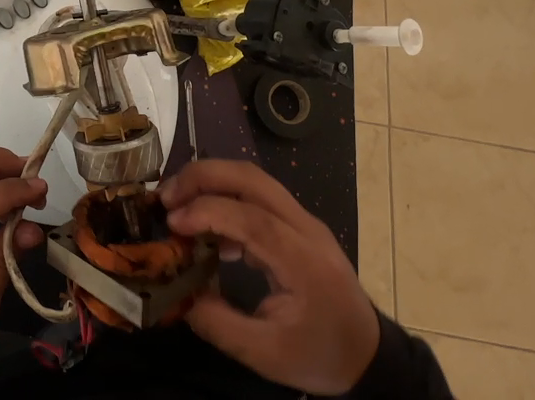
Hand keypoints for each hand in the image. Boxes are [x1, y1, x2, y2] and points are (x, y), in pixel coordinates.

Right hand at [159, 159, 380, 394]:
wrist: (368, 356)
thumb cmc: (319, 356)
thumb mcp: (265, 355)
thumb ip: (217, 323)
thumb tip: (176, 293)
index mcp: (304, 262)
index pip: (252, 218)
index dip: (207, 212)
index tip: (172, 223)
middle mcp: (306, 228)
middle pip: (251, 178)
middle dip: (202, 177)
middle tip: (165, 198)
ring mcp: (304, 221)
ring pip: (252, 178)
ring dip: (210, 181)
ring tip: (176, 204)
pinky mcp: (296, 223)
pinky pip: (256, 194)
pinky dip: (223, 197)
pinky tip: (204, 229)